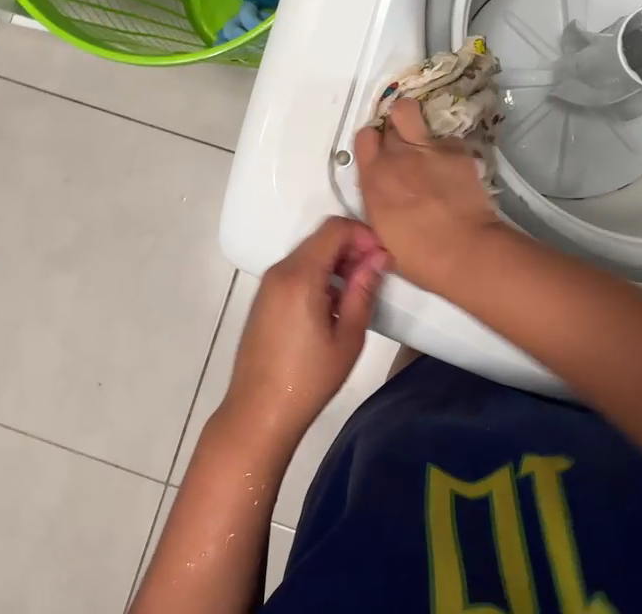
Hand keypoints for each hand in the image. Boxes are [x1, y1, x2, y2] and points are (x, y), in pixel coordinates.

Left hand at [222, 217, 389, 448]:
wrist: (258, 412)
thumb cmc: (308, 379)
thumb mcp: (348, 337)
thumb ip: (364, 291)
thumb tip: (379, 258)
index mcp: (300, 276)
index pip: (334, 228)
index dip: (363, 234)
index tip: (382, 259)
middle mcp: (280, 271)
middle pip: (320, 238)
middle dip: (352, 247)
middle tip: (375, 275)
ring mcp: (268, 284)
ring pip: (308, 253)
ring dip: (336, 261)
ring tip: (357, 292)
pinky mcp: (264, 298)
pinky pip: (296, 270)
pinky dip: (319, 273)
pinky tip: (333, 304)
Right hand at [353, 97, 501, 282]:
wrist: (464, 252)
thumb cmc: (420, 257)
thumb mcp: (383, 237)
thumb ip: (379, 210)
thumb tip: (383, 206)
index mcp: (374, 179)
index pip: (364, 138)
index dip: (372, 142)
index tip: (380, 153)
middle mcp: (397, 156)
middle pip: (388, 122)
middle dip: (393, 131)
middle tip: (404, 147)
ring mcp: (427, 149)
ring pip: (408, 110)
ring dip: (411, 118)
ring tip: (420, 134)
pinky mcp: (457, 151)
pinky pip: (448, 139)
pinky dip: (449, 149)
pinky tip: (455, 167)